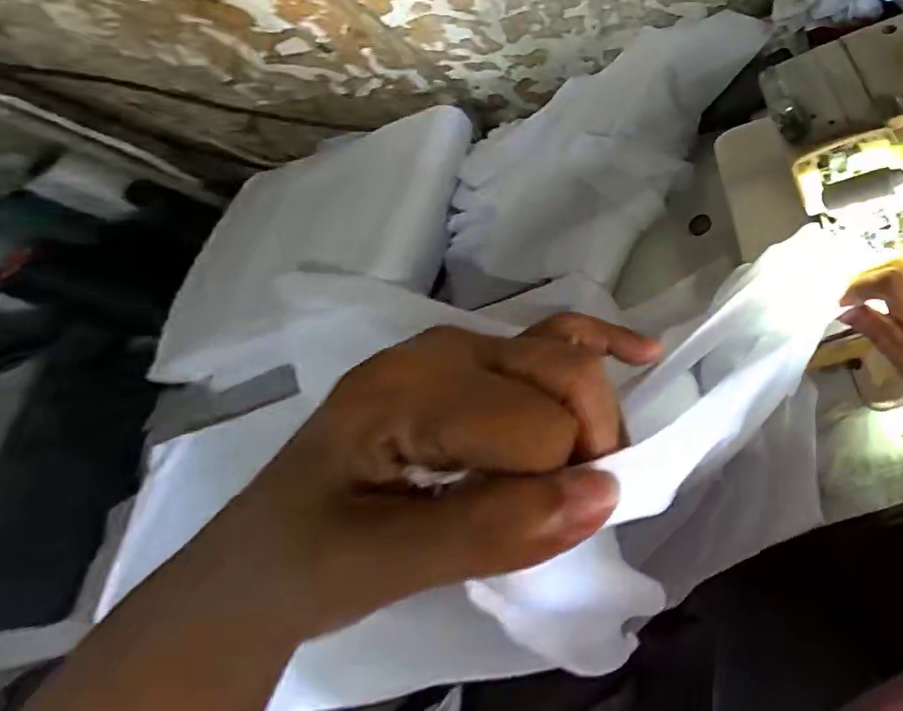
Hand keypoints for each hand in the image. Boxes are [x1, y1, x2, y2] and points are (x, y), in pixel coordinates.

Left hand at [178, 313, 661, 640]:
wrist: (259, 561)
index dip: (556, 486)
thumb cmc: (306, 563)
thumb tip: (605, 494)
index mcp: (408, 389)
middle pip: (560, 374)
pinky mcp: (474, 358)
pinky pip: (552, 336)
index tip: (549, 532)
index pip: (534, 426)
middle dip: (590, 442)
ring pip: (564, 355)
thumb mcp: (382, 565)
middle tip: (574, 508)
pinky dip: (601, 344)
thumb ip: (492, 530)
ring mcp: (460, 346)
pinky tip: (643, 350)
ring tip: (594, 467)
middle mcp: (442, 349)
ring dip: (596, 413)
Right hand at [840, 258, 902, 457]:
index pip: (893, 281)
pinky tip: (897, 309)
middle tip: (850, 299)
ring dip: (886, 280)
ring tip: (868, 304)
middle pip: (902, 267)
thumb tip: (846, 311)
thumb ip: (879, 333)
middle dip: (870, 278)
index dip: (862, 286)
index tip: (843, 303)